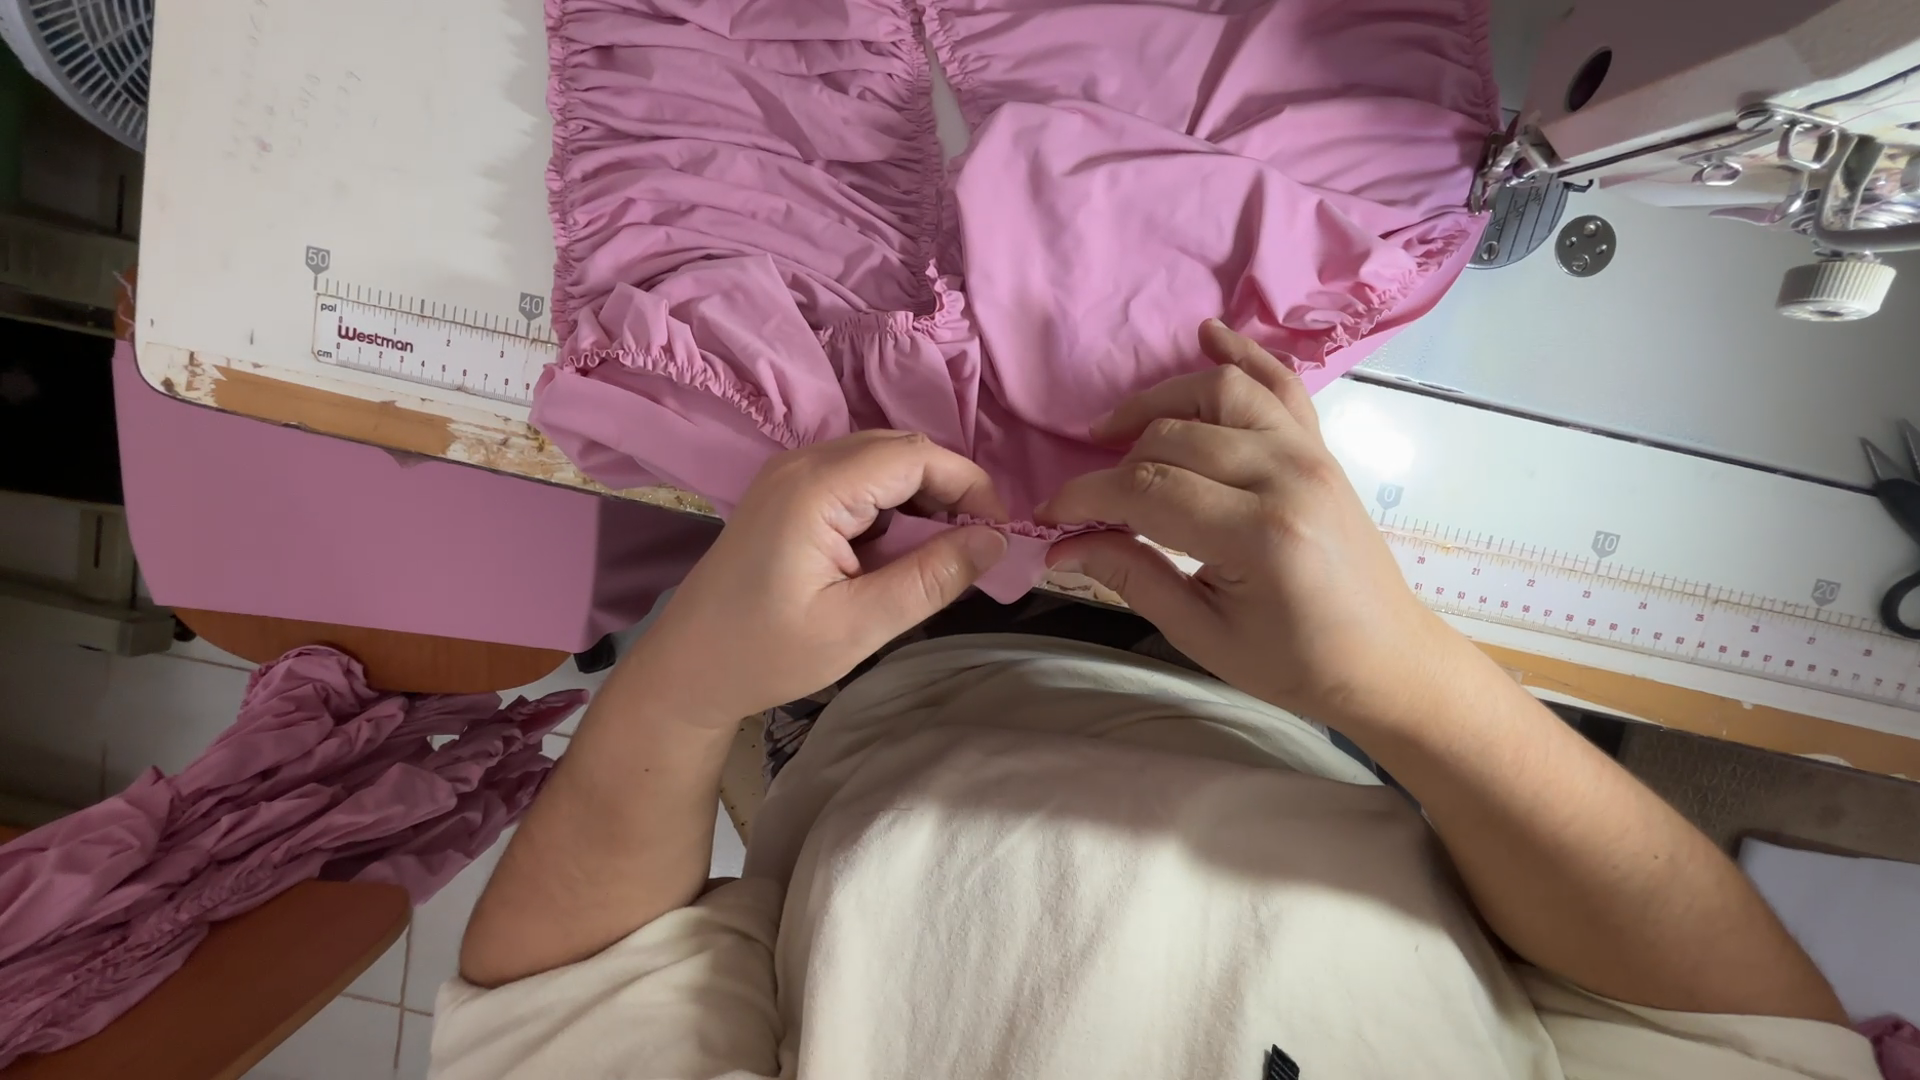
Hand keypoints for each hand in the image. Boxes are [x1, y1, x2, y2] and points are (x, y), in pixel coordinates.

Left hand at [625, 431, 1009, 725]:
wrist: (687, 668)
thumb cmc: (766, 653)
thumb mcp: (859, 626)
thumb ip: (931, 579)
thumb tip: (995, 541)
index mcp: (815, 488)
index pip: (915, 455)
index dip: (968, 484)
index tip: (999, 533)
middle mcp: (802, 462)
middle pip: (900, 450)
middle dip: (949, 490)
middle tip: (975, 545)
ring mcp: (790, 473)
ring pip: (881, 462)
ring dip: (921, 498)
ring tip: (939, 553)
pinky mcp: (788, 492)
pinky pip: (856, 479)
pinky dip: (891, 506)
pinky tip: (896, 550)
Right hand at [1039, 320, 1458, 724]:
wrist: (1384, 661)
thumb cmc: (1293, 663)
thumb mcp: (1201, 634)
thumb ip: (1131, 577)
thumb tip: (1062, 546)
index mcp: (1258, 534)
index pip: (1146, 490)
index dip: (1086, 496)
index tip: (1049, 515)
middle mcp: (1286, 475)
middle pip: (1172, 439)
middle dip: (1113, 466)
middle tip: (1087, 502)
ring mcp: (1309, 453)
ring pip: (1218, 393)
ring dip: (1158, 403)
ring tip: (1117, 431)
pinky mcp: (1319, 448)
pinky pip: (1279, 383)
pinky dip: (1241, 354)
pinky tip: (1207, 335)